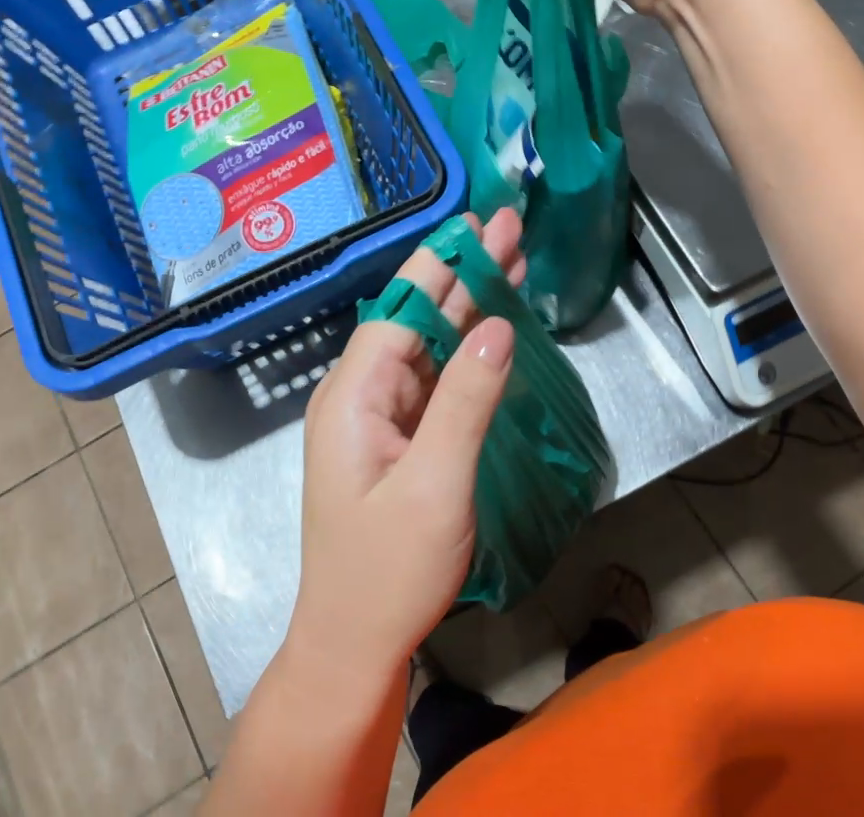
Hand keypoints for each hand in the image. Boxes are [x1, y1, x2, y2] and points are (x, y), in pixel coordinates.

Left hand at [291, 209, 526, 671]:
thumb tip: (497, 326)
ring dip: (467, 307)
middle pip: (415, 320)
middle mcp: (358, 397)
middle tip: (509, 228)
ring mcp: (377, 420)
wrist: (354, 642)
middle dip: (461, 274)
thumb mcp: (434, 484)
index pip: (399, 310)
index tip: (478, 222)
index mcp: (352, 397)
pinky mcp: (396, 442)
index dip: (440, 264)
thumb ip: (466, 402)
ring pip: (427, 348)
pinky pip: (433, 383)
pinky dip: (466, 353)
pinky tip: (494, 329)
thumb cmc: (388, 570)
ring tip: (511, 261)